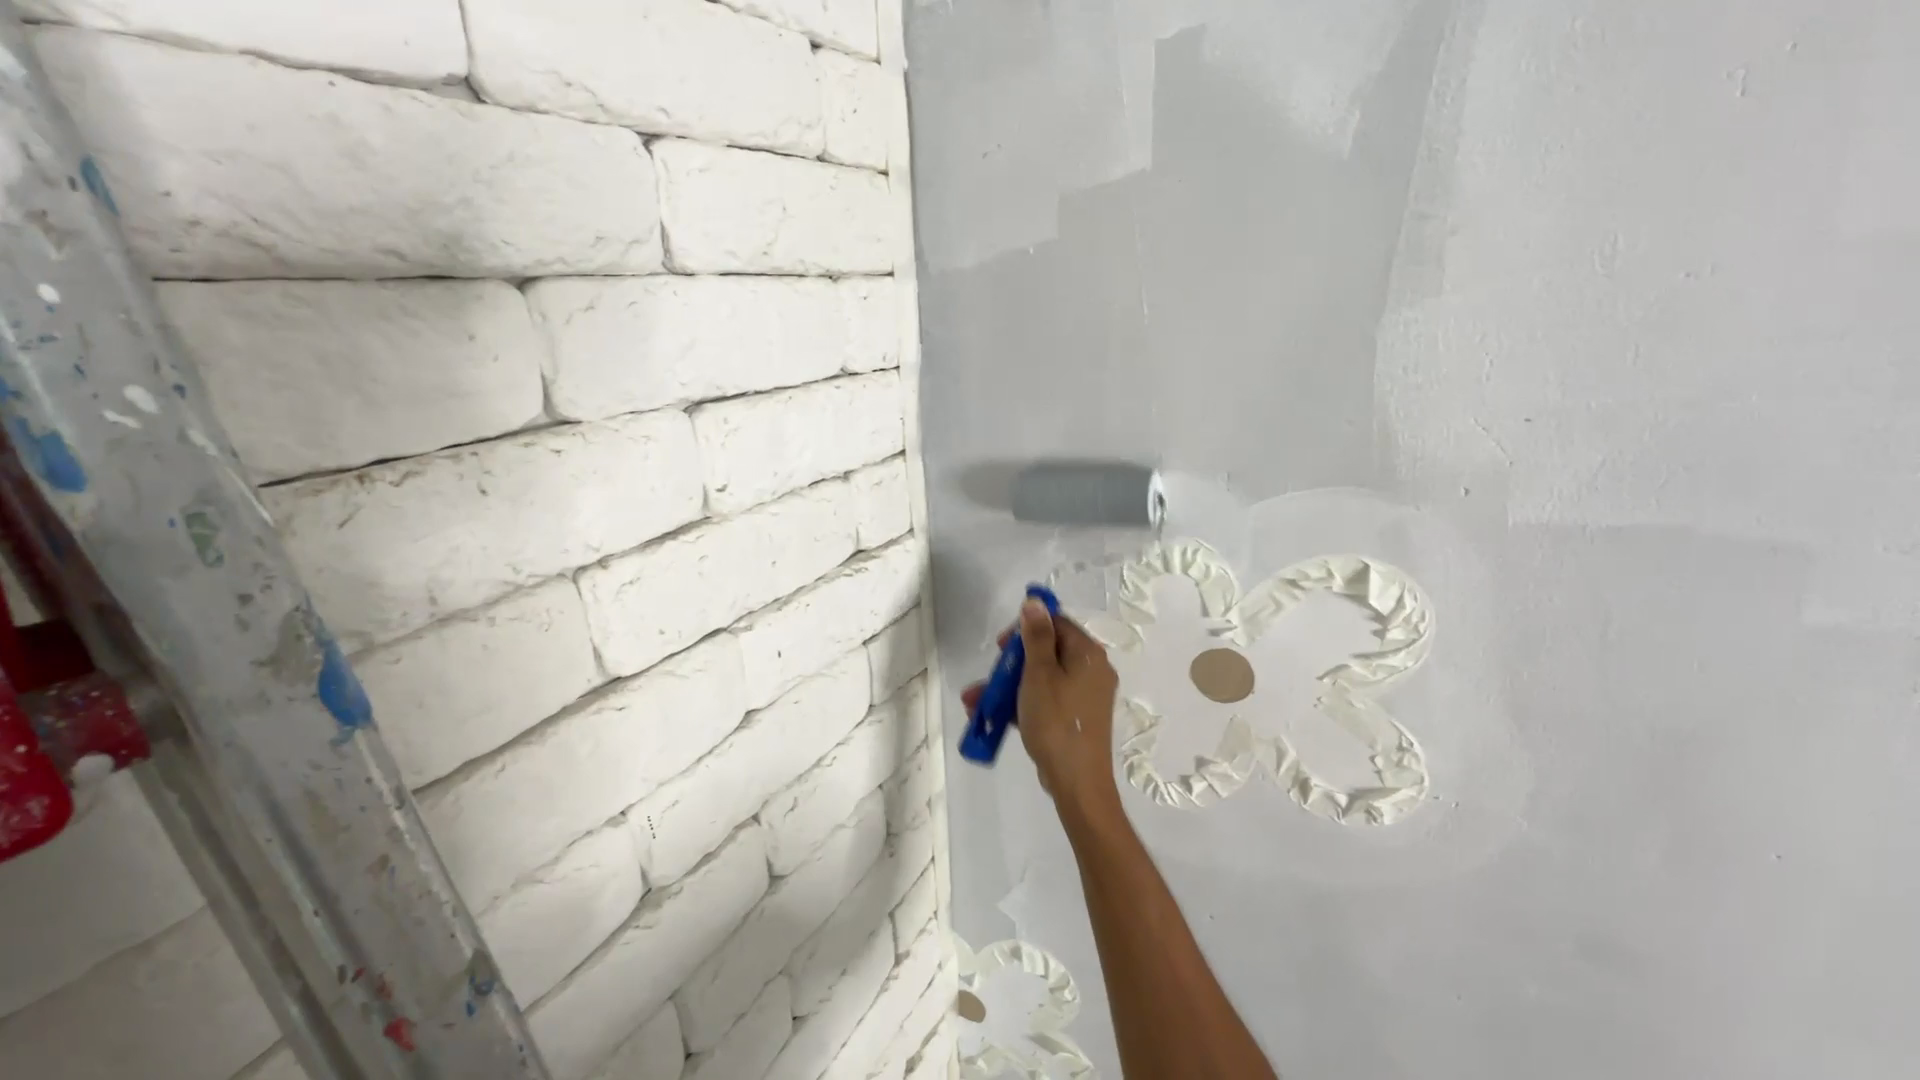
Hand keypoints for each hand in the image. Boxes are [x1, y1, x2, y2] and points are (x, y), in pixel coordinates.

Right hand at [963, 598, 1121, 819]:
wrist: (1077, 782)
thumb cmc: (1056, 721)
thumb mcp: (1039, 674)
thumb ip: (1036, 636)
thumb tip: (1035, 602)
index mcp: (1088, 654)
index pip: (1056, 623)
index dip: (1026, 629)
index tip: (1001, 646)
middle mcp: (1092, 670)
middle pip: (1047, 652)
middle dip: (1010, 664)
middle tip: (990, 677)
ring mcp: (1085, 697)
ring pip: (1042, 679)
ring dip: (1008, 686)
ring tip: (975, 702)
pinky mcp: (1076, 719)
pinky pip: (1046, 700)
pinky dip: (1021, 704)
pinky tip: (991, 716)